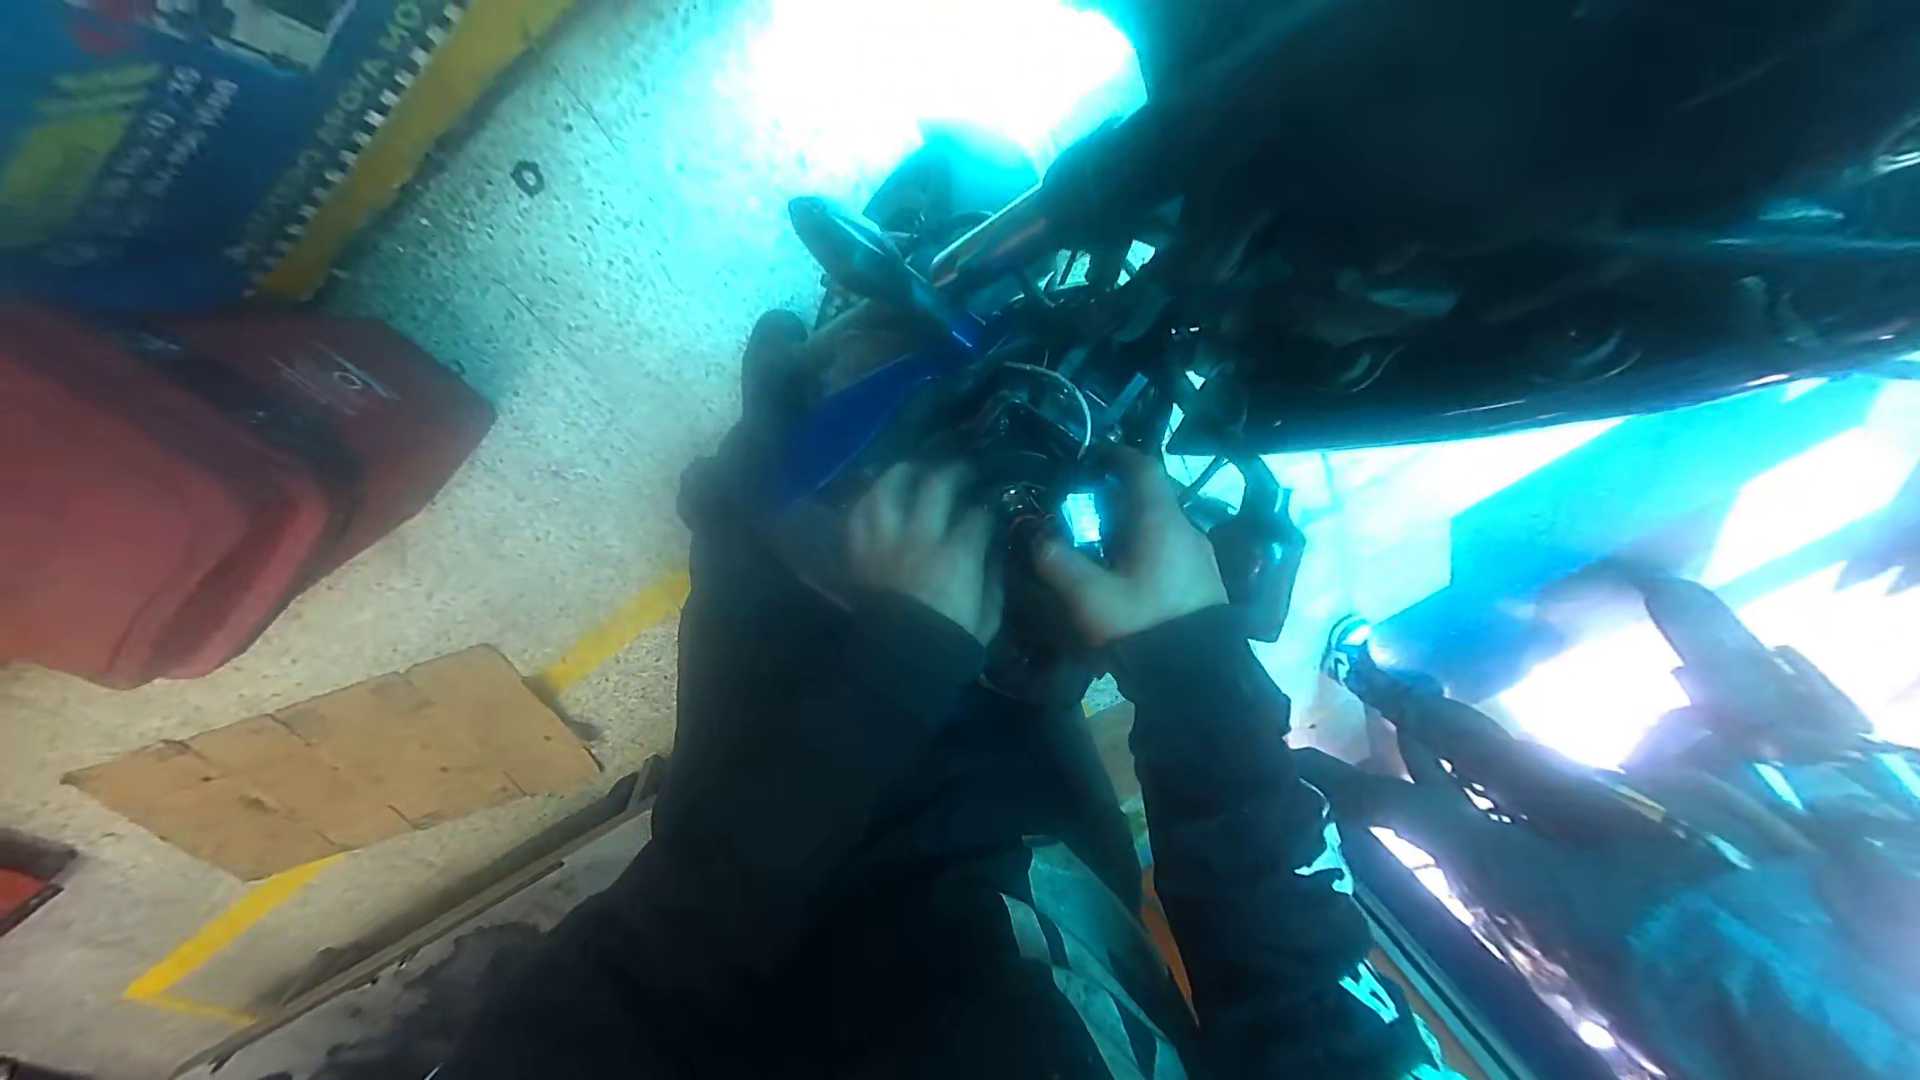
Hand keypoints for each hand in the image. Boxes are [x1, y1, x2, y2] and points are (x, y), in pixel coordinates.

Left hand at [848, 461, 1003, 643]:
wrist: (899, 664)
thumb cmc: (950, 642)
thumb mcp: (987, 616)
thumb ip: (993, 577)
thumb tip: (994, 549)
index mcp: (957, 555)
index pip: (977, 514)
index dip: (988, 505)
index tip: (993, 505)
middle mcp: (919, 538)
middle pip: (935, 485)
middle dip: (954, 471)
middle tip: (962, 470)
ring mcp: (884, 543)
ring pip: (887, 490)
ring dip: (902, 474)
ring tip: (913, 469)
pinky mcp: (860, 554)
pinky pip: (858, 516)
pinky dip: (868, 501)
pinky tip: (877, 496)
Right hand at [1032, 446, 1228, 644]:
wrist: (1198, 676)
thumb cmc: (1142, 625)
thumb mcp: (1089, 596)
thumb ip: (1058, 561)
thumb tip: (1038, 537)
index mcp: (1161, 522)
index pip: (1142, 468)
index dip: (1115, 455)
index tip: (1090, 455)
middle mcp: (1186, 531)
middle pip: (1150, 497)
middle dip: (1115, 497)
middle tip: (1083, 508)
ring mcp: (1200, 557)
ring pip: (1160, 526)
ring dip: (1130, 526)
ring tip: (1099, 545)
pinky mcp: (1204, 581)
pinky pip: (1170, 549)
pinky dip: (1145, 548)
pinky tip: (1126, 575)